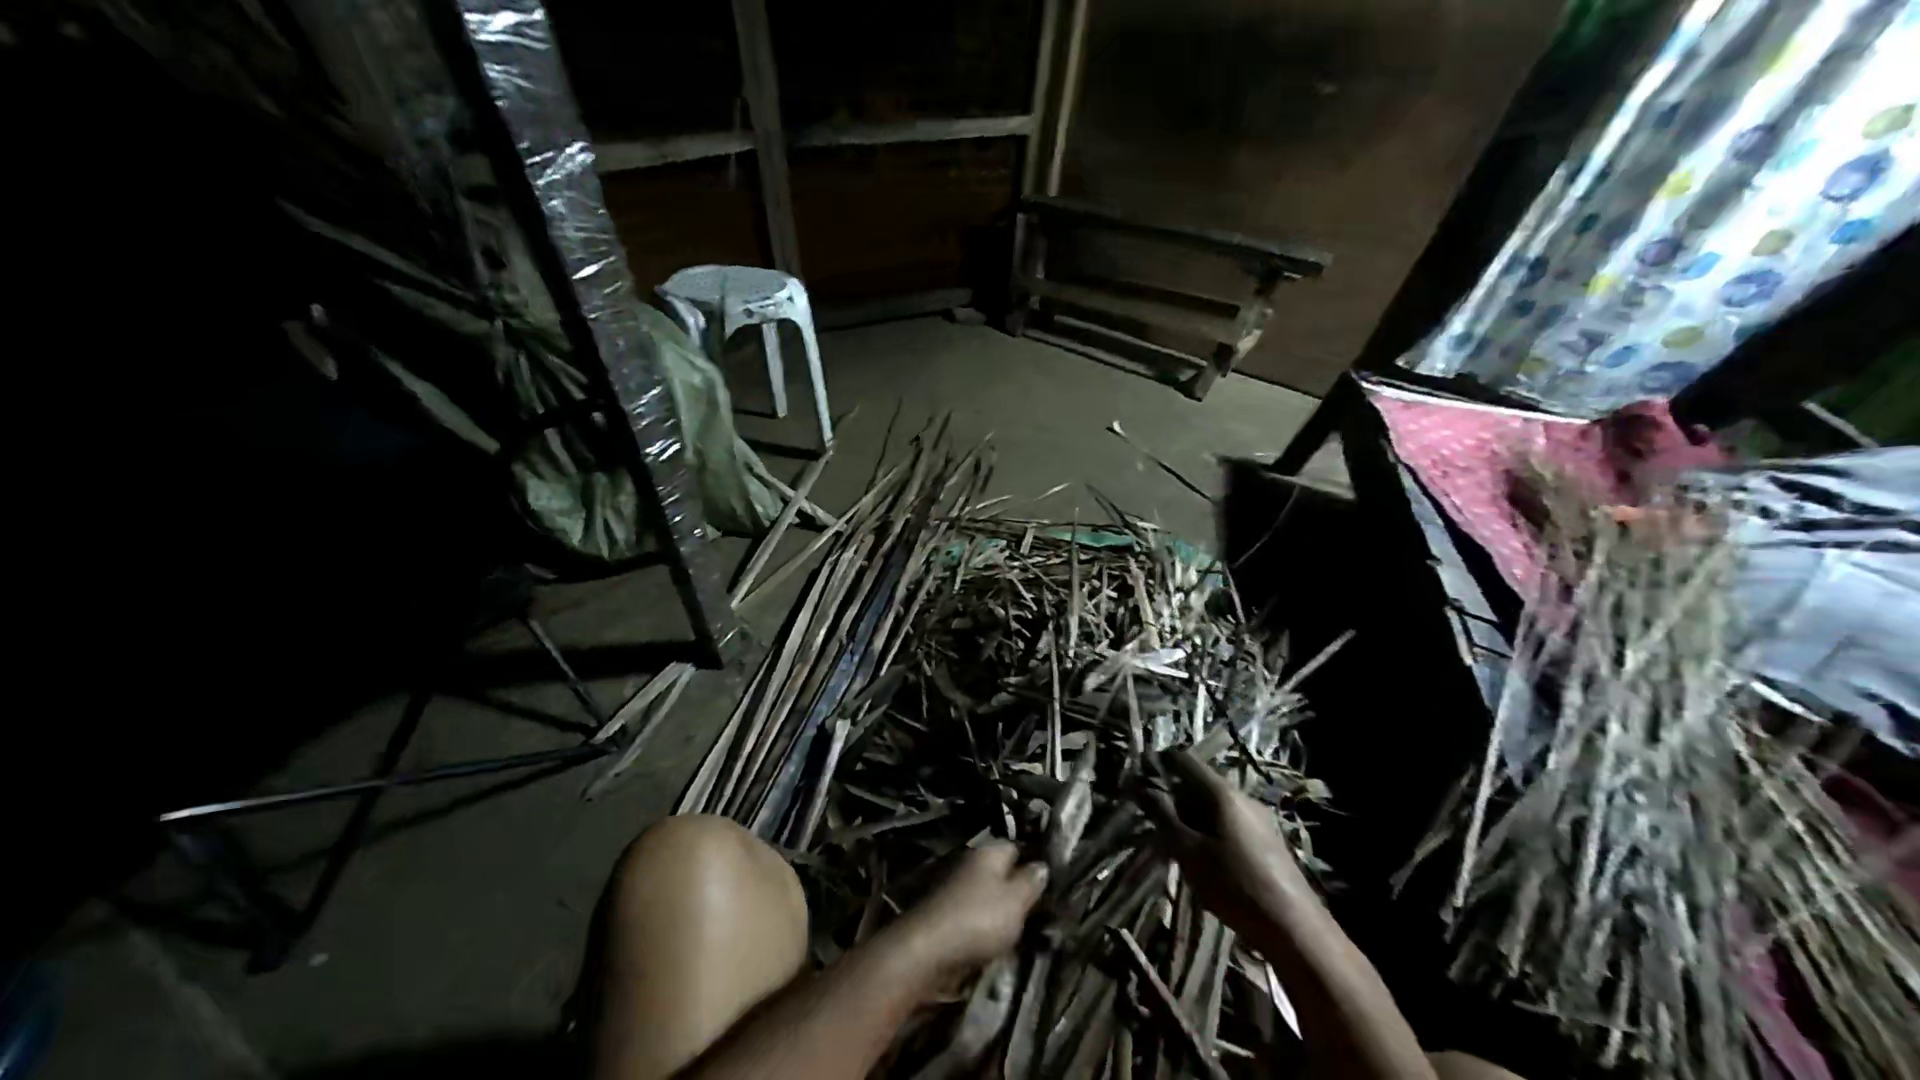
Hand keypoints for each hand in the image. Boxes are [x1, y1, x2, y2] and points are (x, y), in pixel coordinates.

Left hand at [896, 840, 1046, 976]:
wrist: (928, 949)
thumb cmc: (979, 919)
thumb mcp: (1015, 901)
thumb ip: (1030, 882)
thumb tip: (1041, 865)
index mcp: (988, 851)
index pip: (1015, 846)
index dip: (1032, 862)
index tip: (1048, 882)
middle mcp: (969, 861)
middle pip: (999, 870)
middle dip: (1015, 887)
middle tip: (1038, 909)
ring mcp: (953, 885)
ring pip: (985, 892)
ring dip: (998, 907)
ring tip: (1019, 927)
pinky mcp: (944, 911)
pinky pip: (972, 911)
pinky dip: (982, 922)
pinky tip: (993, 937)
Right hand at [1135, 749, 1312, 935]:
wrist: (1295, 927)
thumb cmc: (1235, 884)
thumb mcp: (1189, 850)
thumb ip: (1162, 814)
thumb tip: (1139, 784)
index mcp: (1222, 792)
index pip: (1184, 759)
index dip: (1158, 764)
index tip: (1137, 782)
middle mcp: (1242, 796)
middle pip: (1198, 782)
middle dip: (1172, 796)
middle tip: (1151, 821)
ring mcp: (1258, 817)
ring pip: (1213, 804)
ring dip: (1189, 815)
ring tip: (1173, 843)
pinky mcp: (1266, 839)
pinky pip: (1228, 821)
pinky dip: (1208, 829)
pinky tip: (1202, 857)